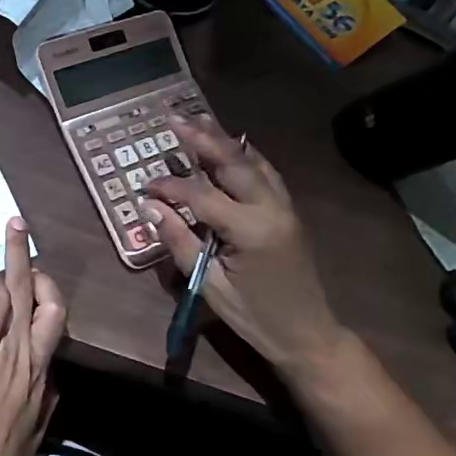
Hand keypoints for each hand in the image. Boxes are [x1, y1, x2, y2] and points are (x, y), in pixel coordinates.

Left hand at [0, 218, 65, 455]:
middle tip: (14, 223)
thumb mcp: (39, 426)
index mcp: (40, 369)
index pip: (53, 312)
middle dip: (20, 251)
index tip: (36, 274)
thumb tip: (50, 370)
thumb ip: (47, 392)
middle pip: (23, 289)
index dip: (45, 285)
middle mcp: (15, 353)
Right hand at [141, 116, 347, 377]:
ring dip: (225, 140)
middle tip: (174, 119)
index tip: (145, 186)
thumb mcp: (209, 285)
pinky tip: (232, 147)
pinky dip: (246, 156)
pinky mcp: (288, 213)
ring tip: (200, 120)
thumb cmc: (255, 316)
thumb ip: (179, 241)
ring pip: (253, 162)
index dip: (170, 187)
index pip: (201, 195)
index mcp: (251, 230)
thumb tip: (151, 207)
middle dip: (202, 139)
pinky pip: (266, 174)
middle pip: (233, 163)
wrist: (309, 335)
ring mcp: (285, 208)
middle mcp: (271, 210)